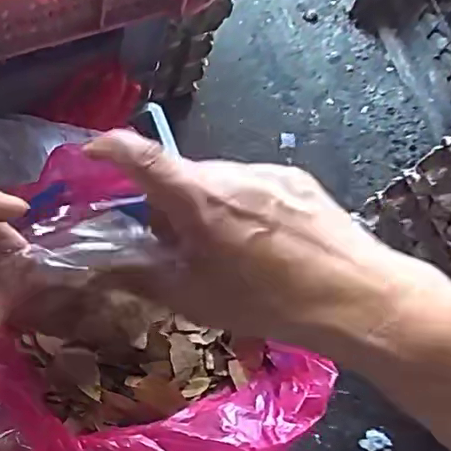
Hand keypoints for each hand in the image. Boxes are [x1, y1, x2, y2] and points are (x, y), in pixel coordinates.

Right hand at [85, 130, 450, 362]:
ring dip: (203, 207)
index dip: (111, 148)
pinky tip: (258, 244)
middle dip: (165, 204)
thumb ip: (139, 275)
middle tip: (172, 246)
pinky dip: (236, 207)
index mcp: (198, 199)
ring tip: (223, 251)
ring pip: (214, 182)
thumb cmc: (265, 301)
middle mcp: (230, 173)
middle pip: (179, 176)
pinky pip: (248, 185)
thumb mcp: (190, 297)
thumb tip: (101, 268)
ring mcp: (267, 173)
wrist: (358, 298)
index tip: (92, 151)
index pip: (143, 158)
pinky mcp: (296, 180)